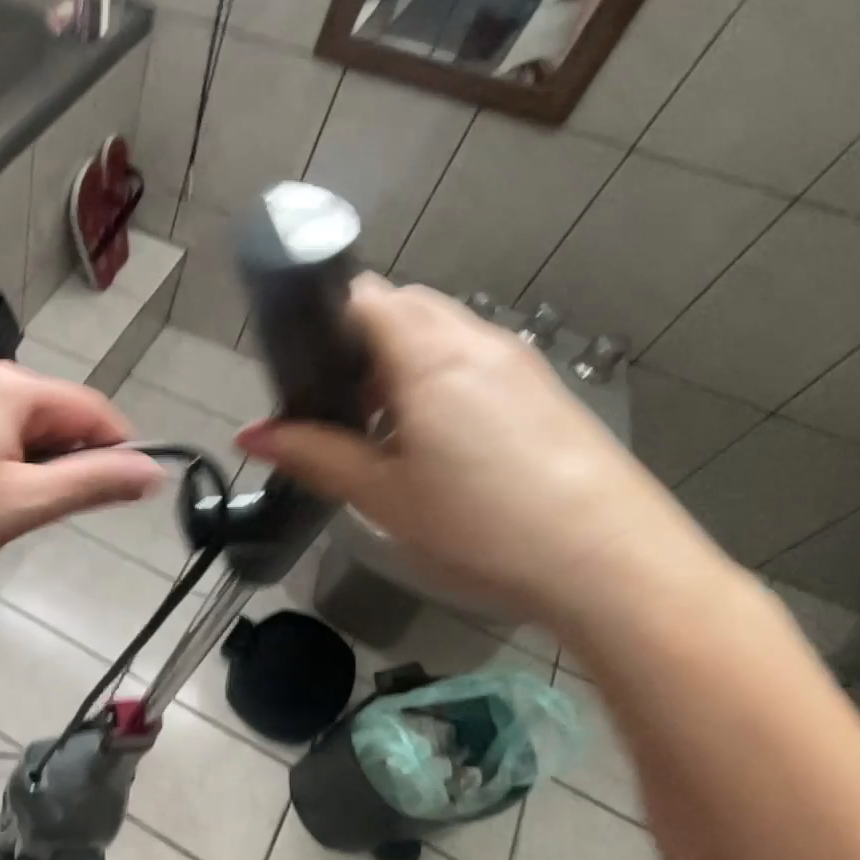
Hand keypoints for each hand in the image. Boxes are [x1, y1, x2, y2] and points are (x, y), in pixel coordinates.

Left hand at [0, 357, 165, 568]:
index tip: (117, 494)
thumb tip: (153, 470)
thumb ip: (92, 482)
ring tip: (2, 506)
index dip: (117, 450)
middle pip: (54, 412)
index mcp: (10, 385)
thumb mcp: (23, 503)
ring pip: (20, 421)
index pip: (93, 408)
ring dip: (31, 461)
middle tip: (41, 509)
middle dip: (64, 458)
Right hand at [237, 275, 724, 625]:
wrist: (610, 562)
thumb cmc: (480, 523)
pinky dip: (438, 377)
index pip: (365, 296)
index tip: (300, 365)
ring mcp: (519, 363)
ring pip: (442, 332)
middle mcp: (477, 342)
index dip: (323, 319)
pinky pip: (474, 359)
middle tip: (336, 402)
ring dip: (399, 360)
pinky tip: (435, 442)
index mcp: (429, 357)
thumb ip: (311, 455)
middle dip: (359, 339)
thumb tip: (249, 436)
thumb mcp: (380, 494)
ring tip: (382, 428)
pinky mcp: (544, 390)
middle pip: (404, 307)